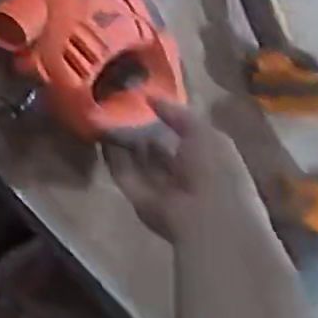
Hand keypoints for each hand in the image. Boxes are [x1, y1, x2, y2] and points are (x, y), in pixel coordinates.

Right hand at [106, 100, 265, 241]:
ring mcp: (159, 186)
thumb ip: (178, 114)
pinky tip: (101, 133)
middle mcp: (182, 174)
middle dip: (140, 130)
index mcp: (207, 162)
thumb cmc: (216, 173)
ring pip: (137, 159)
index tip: (143, 99)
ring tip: (104, 114)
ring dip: (123, 140)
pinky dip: (111, 154)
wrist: (207, 220)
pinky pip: (121, 170)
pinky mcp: (137, 194)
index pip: (183, 138)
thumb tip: (150, 97)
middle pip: (157, 149)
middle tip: (117, 105)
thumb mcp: (205, 134)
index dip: (166, 119)